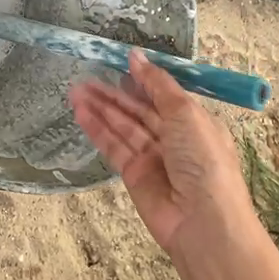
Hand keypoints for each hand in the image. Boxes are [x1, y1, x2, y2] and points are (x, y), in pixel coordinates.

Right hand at [69, 50, 248, 256]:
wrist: (204, 224)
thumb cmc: (203, 160)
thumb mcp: (185, 112)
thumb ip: (157, 83)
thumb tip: (135, 55)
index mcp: (193, 122)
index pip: (163, 95)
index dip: (141, 80)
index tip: (118, 62)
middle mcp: (173, 138)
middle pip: (138, 110)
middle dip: (113, 93)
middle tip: (86, 75)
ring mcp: (152, 157)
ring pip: (122, 126)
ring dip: (100, 108)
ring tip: (74, 89)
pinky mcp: (134, 175)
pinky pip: (114, 146)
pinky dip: (97, 129)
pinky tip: (80, 112)